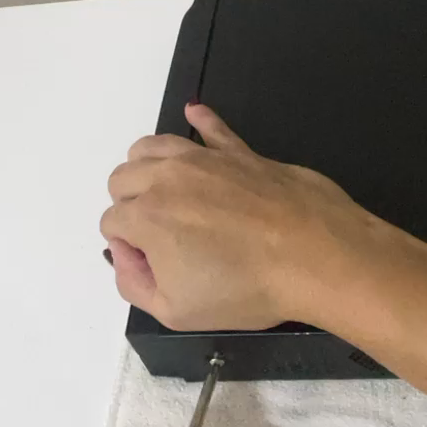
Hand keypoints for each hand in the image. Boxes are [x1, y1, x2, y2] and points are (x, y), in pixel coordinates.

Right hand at [100, 103, 386, 330]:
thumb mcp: (176, 312)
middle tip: (156, 232)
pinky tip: (194, 114)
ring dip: (146, 166)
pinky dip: (200, 120)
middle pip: (123, 178)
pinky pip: (212, 126)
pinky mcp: (240, 152)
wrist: (314, 255)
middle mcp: (168, 178)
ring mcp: (205, 159)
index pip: (111, 222)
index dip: (125, 246)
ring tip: (162, 190)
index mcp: (146, 216)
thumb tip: (124, 257)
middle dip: (129, 204)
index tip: (150, 263)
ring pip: (153, 146)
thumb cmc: (247, 288)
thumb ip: (133, 284)